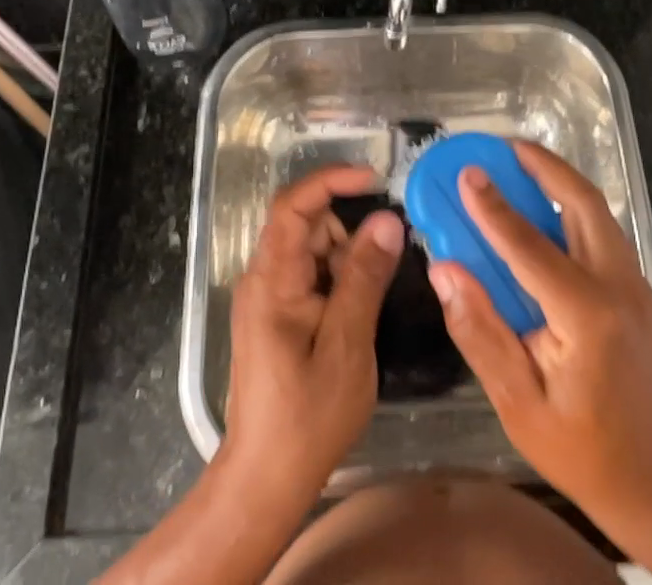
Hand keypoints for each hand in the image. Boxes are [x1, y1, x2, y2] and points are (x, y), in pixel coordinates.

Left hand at [220, 165, 404, 494]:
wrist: (269, 473)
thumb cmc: (308, 414)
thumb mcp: (348, 344)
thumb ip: (364, 278)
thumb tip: (387, 220)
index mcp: (272, 281)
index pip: (292, 207)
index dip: (330, 181)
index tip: (376, 178)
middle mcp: (263, 279)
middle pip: (305, 225)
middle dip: (349, 228)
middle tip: (388, 261)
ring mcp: (269, 298)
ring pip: (312, 249)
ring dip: (348, 256)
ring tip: (375, 296)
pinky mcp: (279, 316)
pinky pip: (312, 276)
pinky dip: (341, 278)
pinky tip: (362, 308)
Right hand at [427, 141, 651, 513]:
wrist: (648, 471)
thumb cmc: (576, 445)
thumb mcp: (515, 401)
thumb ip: (480, 331)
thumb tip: (445, 269)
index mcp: (588, 317)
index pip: (532, 247)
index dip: (494, 208)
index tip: (467, 172)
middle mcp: (619, 287)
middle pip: (584, 205)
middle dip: (544, 167)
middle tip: (502, 147)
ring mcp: (635, 285)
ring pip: (598, 213)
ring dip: (559, 182)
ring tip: (517, 164)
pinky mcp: (635, 289)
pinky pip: (602, 232)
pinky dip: (570, 207)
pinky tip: (540, 210)